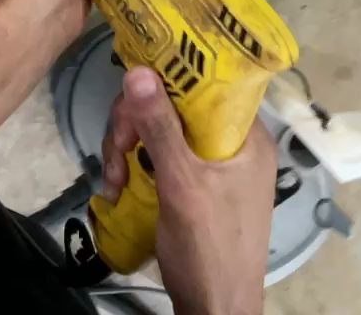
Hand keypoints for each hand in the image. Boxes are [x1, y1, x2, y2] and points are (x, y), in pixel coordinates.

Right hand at [102, 67, 275, 314]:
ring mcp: (210, 163)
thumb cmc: (209, 250)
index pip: (205, 81)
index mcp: (246, 135)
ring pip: (157, 127)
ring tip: (114, 177)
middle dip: (136, 122)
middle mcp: (231, 141)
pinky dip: (132, 164)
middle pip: (172, 103)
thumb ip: (160, 127)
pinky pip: (155, 152)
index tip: (134, 86)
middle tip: (119, 147)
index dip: (167, 76)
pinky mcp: (191, 180)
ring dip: (126, 146)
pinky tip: (117, 185)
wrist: (214, 314)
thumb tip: (138, 69)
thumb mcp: (182, 185)